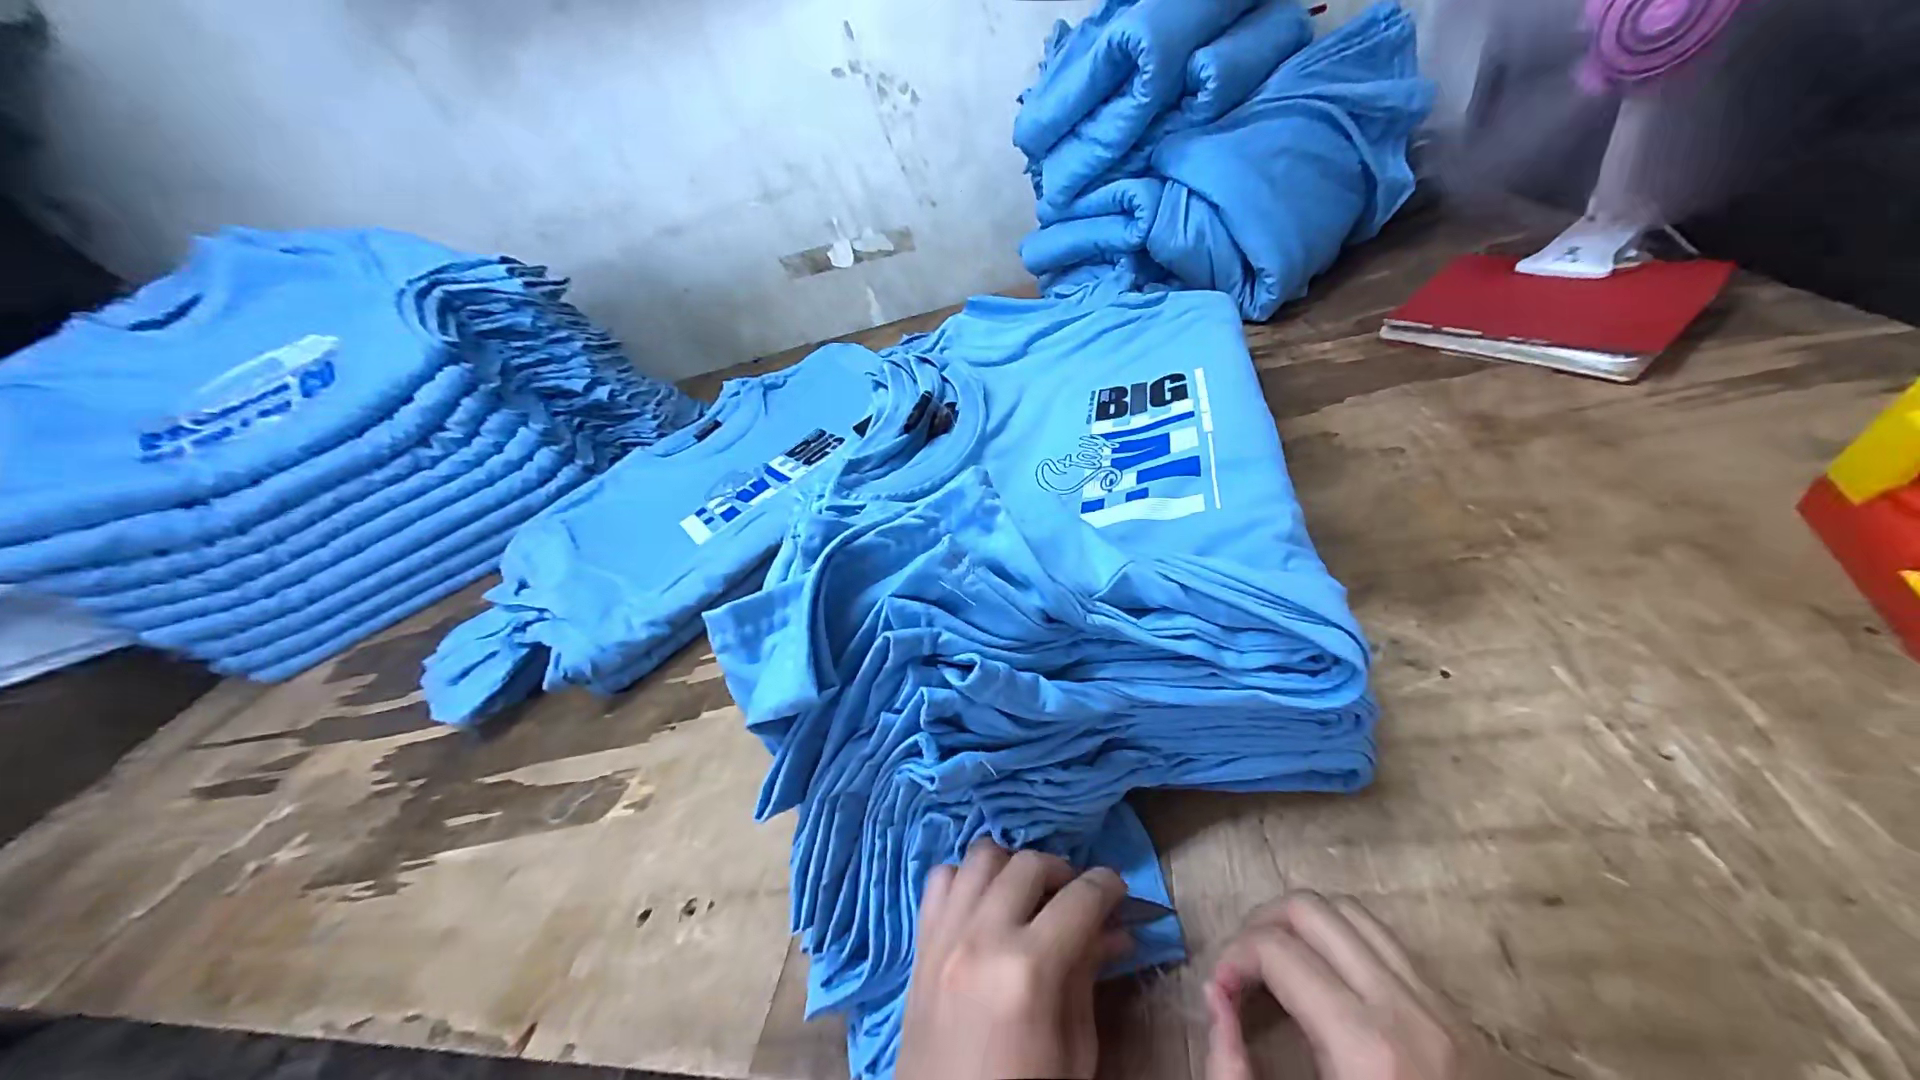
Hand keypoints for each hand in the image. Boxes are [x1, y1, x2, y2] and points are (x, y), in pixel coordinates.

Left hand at [897, 839, 1131, 1079]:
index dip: (1107, 886)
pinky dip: (967, 879)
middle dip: (1062, 871)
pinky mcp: (920, 942)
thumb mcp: (1074, 1053)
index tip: (1117, 888)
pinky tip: (984, 905)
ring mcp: (944, 934)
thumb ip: (1087, 978)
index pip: (1079, 898)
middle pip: (1028, 863)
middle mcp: (982, 937)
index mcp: (1029, 970)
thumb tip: (1113, 931)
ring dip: (1012, 866)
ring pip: (981, 856)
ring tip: (1029, 895)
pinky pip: (941, 878)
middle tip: (1076, 897)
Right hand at [1205, 892, 1459, 1079]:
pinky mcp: (1457, 1013)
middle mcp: (1405, 1007)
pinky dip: (1342, 940)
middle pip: (1309, 909)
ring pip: (1349, 911)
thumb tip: (1214, 997)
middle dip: (1259, 926)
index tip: (1219, 991)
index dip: (1230, 957)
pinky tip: (1327, 977)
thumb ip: (1234, 1069)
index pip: (1274, 948)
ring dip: (1302, 925)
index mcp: (1366, 1046)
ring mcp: (1439, 1005)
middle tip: (1242, 967)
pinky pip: (1385, 940)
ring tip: (1280, 963)